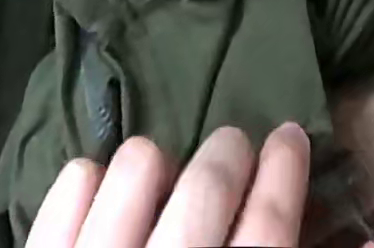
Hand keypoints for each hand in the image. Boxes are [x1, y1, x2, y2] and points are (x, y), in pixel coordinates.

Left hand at [26, 123, 310, 247]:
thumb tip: (296, 236)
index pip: (266, 235)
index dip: (285, 176)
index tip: (291, 137)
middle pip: (207, 188)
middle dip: (232, 152)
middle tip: (238, 147)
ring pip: (138, 164)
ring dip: (161, 167)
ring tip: (168, 187)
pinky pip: (77, 177)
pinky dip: (98, 179)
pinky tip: (111, 204)